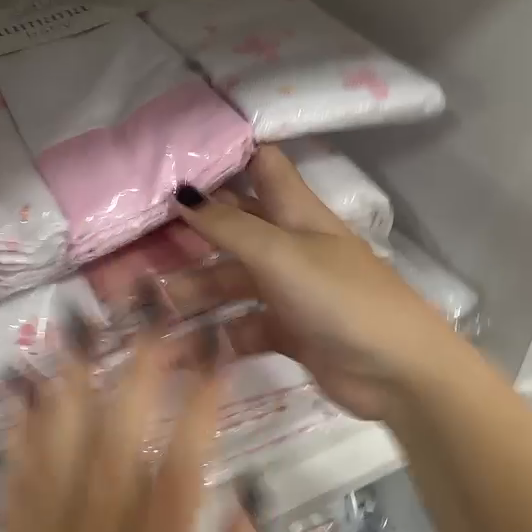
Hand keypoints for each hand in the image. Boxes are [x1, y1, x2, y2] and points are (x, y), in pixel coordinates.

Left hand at [0, 332, 266, 531]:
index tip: (214, 358)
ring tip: (79, 331)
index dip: (199, 410)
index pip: (179, 476)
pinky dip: (18, 438)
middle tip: (151, 322)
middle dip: (136, 378)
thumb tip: (249, 499)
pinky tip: (22, 392)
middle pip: (116, 451)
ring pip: (58, 458)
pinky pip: (14, 490)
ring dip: (70, 389)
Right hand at [175, 145, 466, 421]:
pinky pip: (238, 327)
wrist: (399, 373)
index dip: (223, 158)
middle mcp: (289, 246)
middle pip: (231, 229)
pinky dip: (212, 337)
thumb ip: (229, 226)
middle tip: (132, 246)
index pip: (260, 166)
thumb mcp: (282, 255)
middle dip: (188, 236)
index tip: (170, 161)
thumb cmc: (342, 299)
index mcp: (296, 213)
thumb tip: (181, 192)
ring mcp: (288, 291)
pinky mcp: (286, 332)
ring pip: (229, 282)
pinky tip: (179, 350)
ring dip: (192, 293)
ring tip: (149, 310)